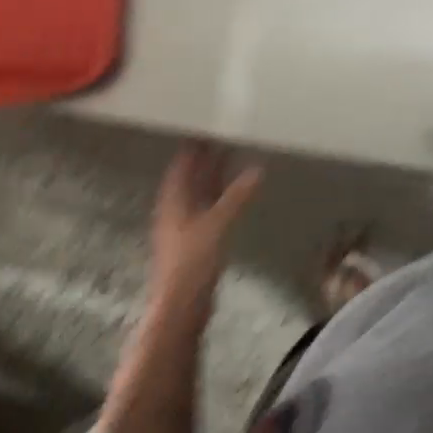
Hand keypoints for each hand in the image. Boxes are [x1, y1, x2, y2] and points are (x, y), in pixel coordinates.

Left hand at [148, 142, 261, 307]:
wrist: (180, 308)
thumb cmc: (192, 263)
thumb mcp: (217, 224)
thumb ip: (237, 197)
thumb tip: (258, 169)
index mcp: (173, 199)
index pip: (182, 162)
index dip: (193, 144)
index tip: (208, 124)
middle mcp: (175, 208)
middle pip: (190, 176)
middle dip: (205, 157)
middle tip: (225, 134)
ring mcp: (184, 226)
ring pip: (199, 192)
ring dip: (213, 176)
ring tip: (232, 156)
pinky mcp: (195, 242)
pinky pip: (207, 209)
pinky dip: (219, 196)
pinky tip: (234, 194)